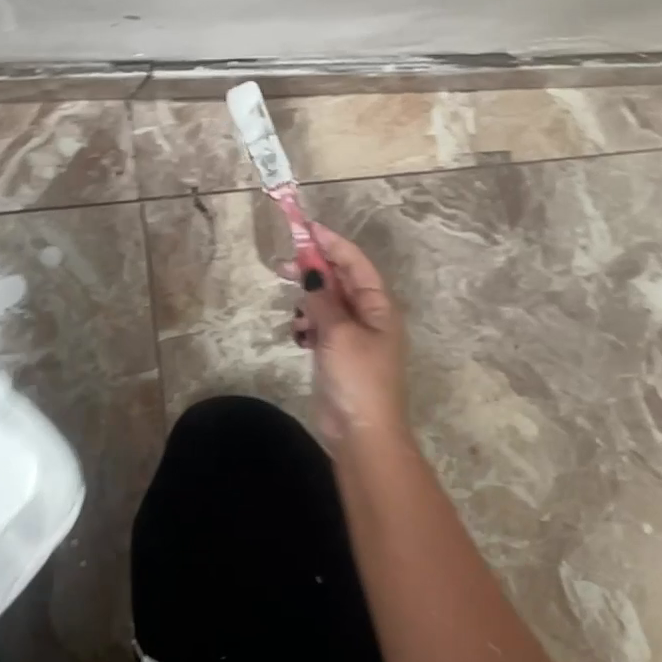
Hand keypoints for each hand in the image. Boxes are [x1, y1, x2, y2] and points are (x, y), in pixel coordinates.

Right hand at [283, 223, 408, 446]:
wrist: (362, 434)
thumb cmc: (358, 378)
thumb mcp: (339, 332)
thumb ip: (323, 298)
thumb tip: (311, 272)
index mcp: (378, 306)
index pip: (355, 262)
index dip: (331, 242)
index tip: (305, 227)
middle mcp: (368, 316)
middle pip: (339, 280)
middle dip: (313, 270)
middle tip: (282, 265)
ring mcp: (352, 336)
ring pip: (326, 303)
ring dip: (307, 301)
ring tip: (295, 314)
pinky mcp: (337, 354)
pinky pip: (319, 326)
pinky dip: (306, 324)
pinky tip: (297, 334)